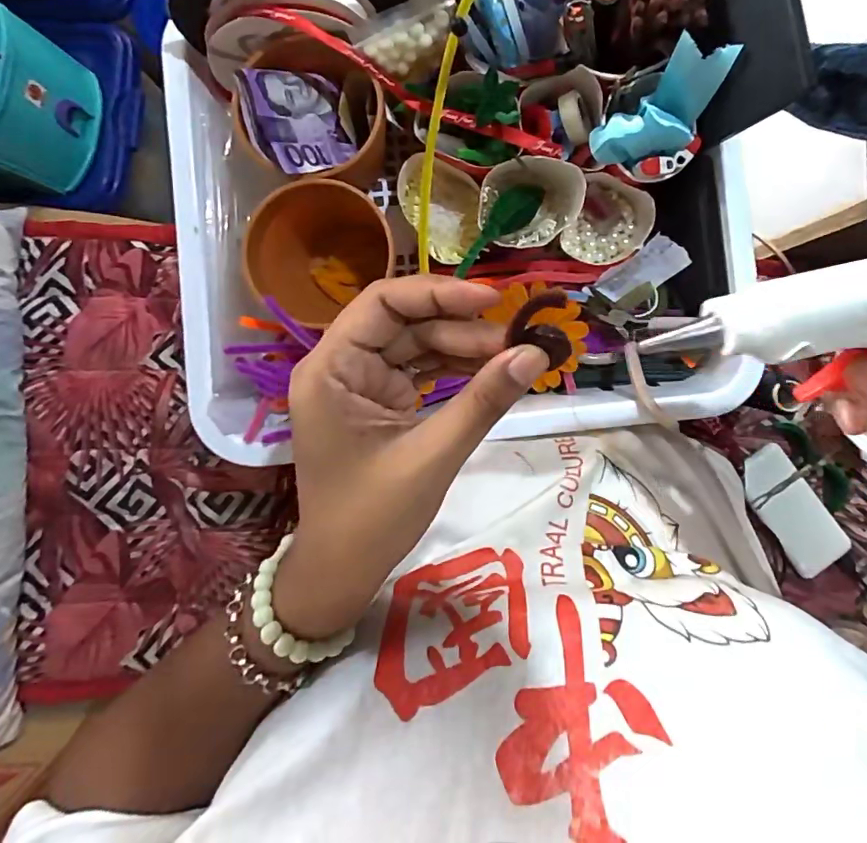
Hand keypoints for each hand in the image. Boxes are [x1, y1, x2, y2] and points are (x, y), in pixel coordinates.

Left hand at [272, 277, 549, 639]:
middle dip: (460, 327)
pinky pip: (419, 368)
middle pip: (404, 321)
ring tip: (510, 356)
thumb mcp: (433, 454)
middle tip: (514, 341)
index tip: (491, 301)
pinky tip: (491, 370)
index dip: (438, 293)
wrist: (342, 573)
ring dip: (463, 346)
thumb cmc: (373, 518)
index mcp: (331, 369)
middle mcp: (340, 366)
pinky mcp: (379, 401)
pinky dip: (454, 368)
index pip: (383, 303)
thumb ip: (483, 400)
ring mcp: (359, 383)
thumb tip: (535, 354)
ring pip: (416, 343)